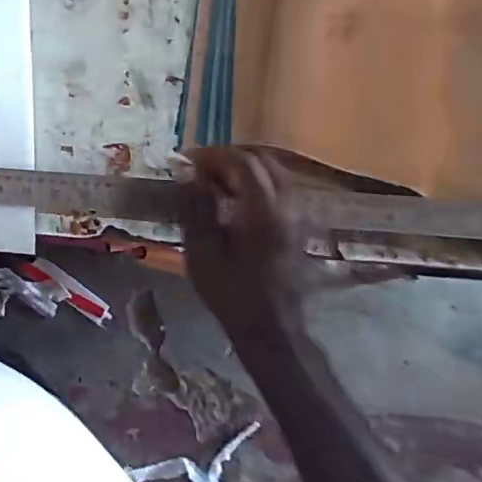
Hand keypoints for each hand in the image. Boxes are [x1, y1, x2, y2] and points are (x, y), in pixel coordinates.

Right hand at [181, 147, 309, 342]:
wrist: (268, 326)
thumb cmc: (229, 291)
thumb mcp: (201, 250)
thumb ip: (197, 207)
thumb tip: (188, 173)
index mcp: (262, 210)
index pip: (242, 162)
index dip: (212, 155)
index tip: (184, 161)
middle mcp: (286, 206)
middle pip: (262, 161)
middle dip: (228, 158)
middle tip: (196, 169)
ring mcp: (296, 216)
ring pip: (273, 173)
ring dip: (242, 169)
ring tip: (211, 182)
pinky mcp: (296, 227)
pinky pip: (277, 189)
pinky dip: (253, 183)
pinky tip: (230, 201)